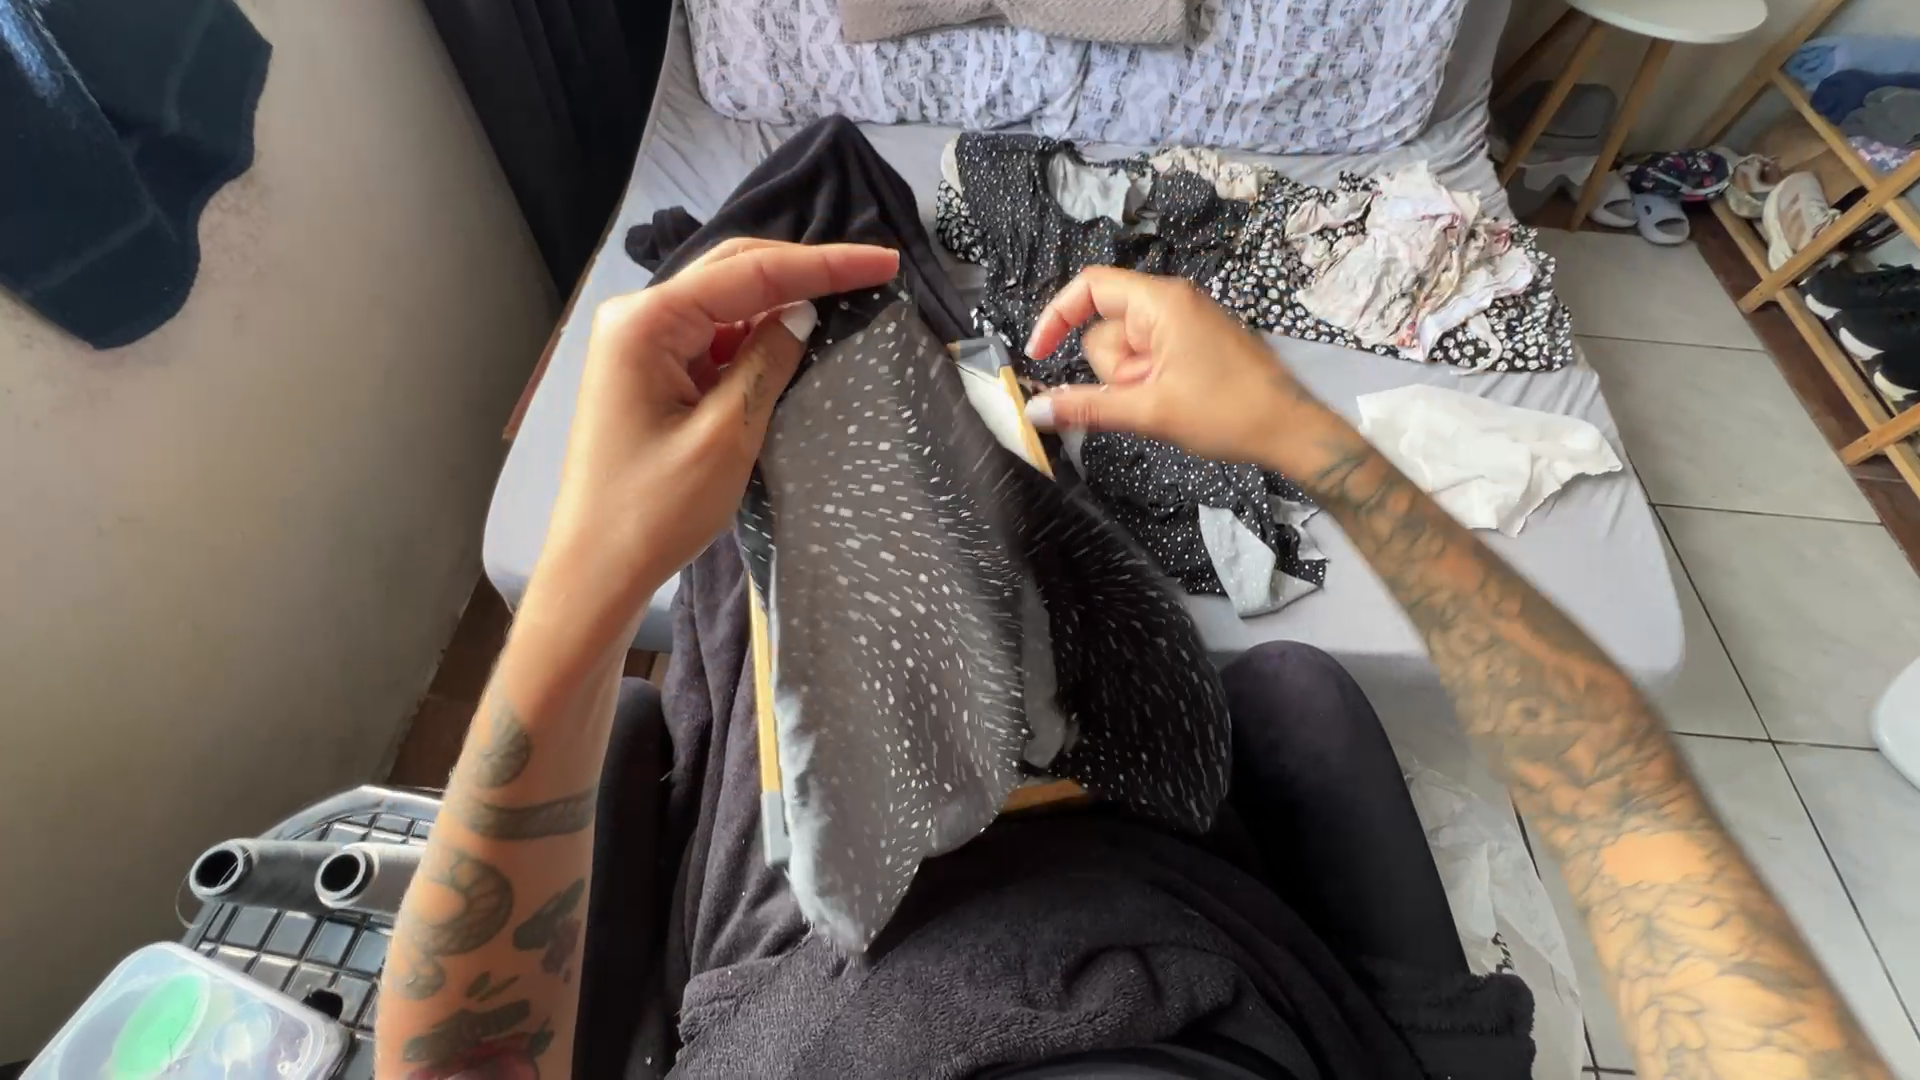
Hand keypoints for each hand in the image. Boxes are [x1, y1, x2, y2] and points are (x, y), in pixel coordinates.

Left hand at [530, 239, 899, 647]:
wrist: (598, 569)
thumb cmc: (656, 510)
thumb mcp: (726, 435)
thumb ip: (766, 362)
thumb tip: (803, 314)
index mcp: (648, 323)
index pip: (751, 273)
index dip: (825, 265)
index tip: (884, 261)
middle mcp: (639, 319)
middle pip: (734, 272)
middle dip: (803, 271)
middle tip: (870, 273)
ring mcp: (642, 346)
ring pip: (726, 306)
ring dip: (782, 304)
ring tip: (843, 302)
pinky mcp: (652, 375)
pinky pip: (714, 341)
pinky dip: (757, 340)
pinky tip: (793, 341)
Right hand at [1023, 268, 1341, 474]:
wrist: (1290, 431)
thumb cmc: (1227, 413)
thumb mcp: (1148, 412)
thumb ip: (1086, 409)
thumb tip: (1033, 411)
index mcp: (1161, 303)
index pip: (1090, 287)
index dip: (1056, 317)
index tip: (1039, 355)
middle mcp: (1171, 303)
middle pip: (1105, 329)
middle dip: (1114, 370)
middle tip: (1146, 394)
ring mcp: (1184, 324)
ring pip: (1124, 351)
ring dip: (1131, 382)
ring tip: (1165, 401)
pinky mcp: (1192, 345)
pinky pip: (1147, 359)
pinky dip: (1146, 383)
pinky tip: (1173, 402)